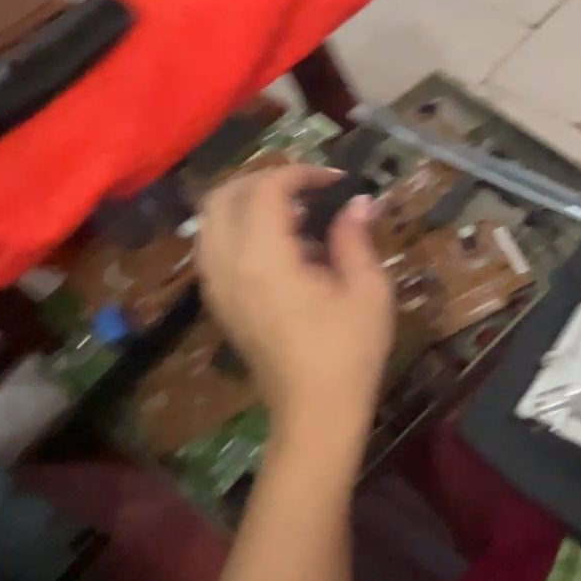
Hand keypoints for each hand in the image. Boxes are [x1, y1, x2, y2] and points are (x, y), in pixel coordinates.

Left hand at [197, 165, 392, 464]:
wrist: (316, 407)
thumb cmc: (351, 348)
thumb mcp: (368, 289)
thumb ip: (355, 239)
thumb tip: (358, 201)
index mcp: (265, 258)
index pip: (266, 190)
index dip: (300, 173)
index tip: (337, 179)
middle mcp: (227, 264)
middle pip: (223, 196)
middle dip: (266, 179)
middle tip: (309, 186)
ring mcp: (216, 284)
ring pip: (211, 219)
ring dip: (248, 202)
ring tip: (297, 212)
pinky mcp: (219, 300)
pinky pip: (214, 245)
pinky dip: (240, 228)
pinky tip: (284, 245)